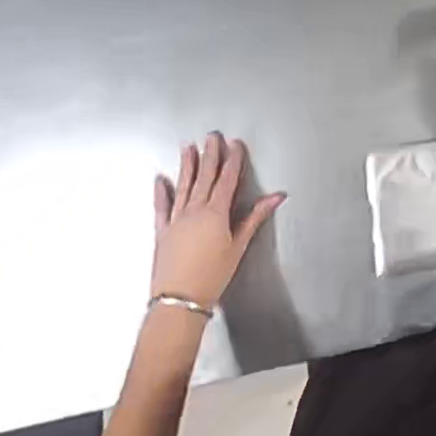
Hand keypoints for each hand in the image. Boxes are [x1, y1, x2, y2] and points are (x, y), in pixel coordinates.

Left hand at [151, 133, 285, 307]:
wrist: (180, 299)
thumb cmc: (213, 275)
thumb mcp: (239, 246)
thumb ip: (255, 217)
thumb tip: (276, 197)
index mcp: (216, 213)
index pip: (227, 179)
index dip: (232, 160)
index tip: (235, 144)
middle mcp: (194, 210)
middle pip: (204, 177)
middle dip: (210, 155)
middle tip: (212, 136)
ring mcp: (176, 219)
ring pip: (183, 186)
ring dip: (187, 165)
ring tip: (188, 147)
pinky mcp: (162, 231)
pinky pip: (161, 206)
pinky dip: (161, 192)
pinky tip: (160, 180)